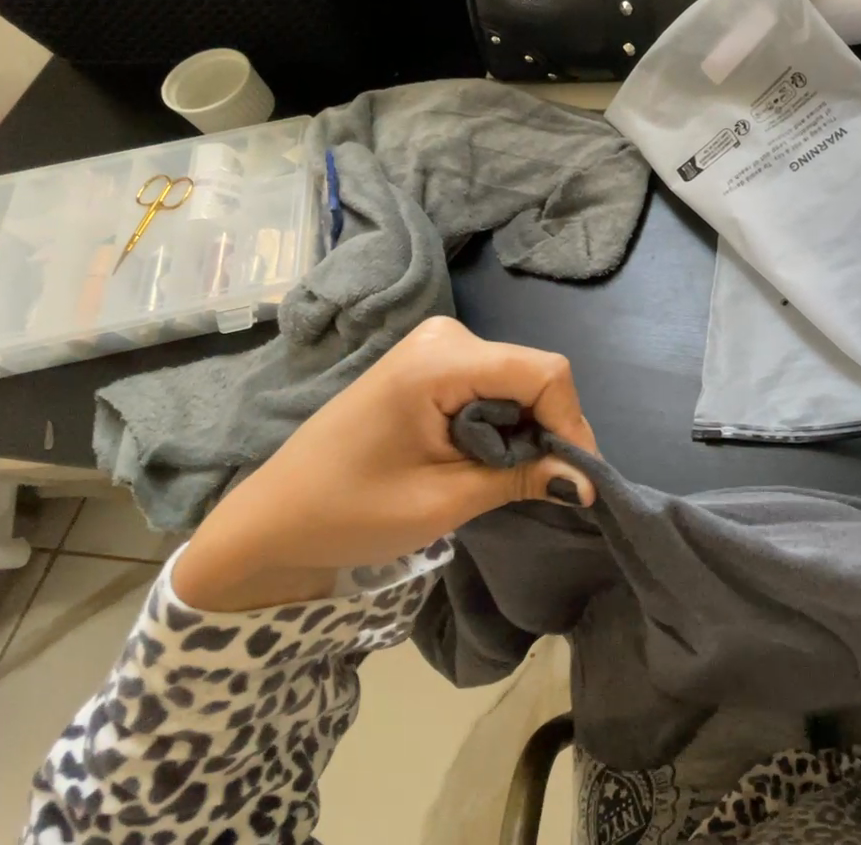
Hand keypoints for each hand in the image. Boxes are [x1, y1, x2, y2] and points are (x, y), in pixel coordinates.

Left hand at [172, 318, 597, 611]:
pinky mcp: (431, 367)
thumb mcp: (446, 500)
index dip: (571, 422)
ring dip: (528, 430)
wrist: (272, 521)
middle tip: (543, 484)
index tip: (576, 476)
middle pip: (535, 374)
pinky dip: (506, 424)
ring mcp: (436, 348)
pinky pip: (495, 386)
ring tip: (507, 477)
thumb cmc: (348, 513)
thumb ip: (524, 478)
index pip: (543, 372)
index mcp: (439, 361)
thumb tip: (589, 483)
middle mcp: (444, 338)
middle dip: (550, 429)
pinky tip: (487, 458)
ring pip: (520, 381)